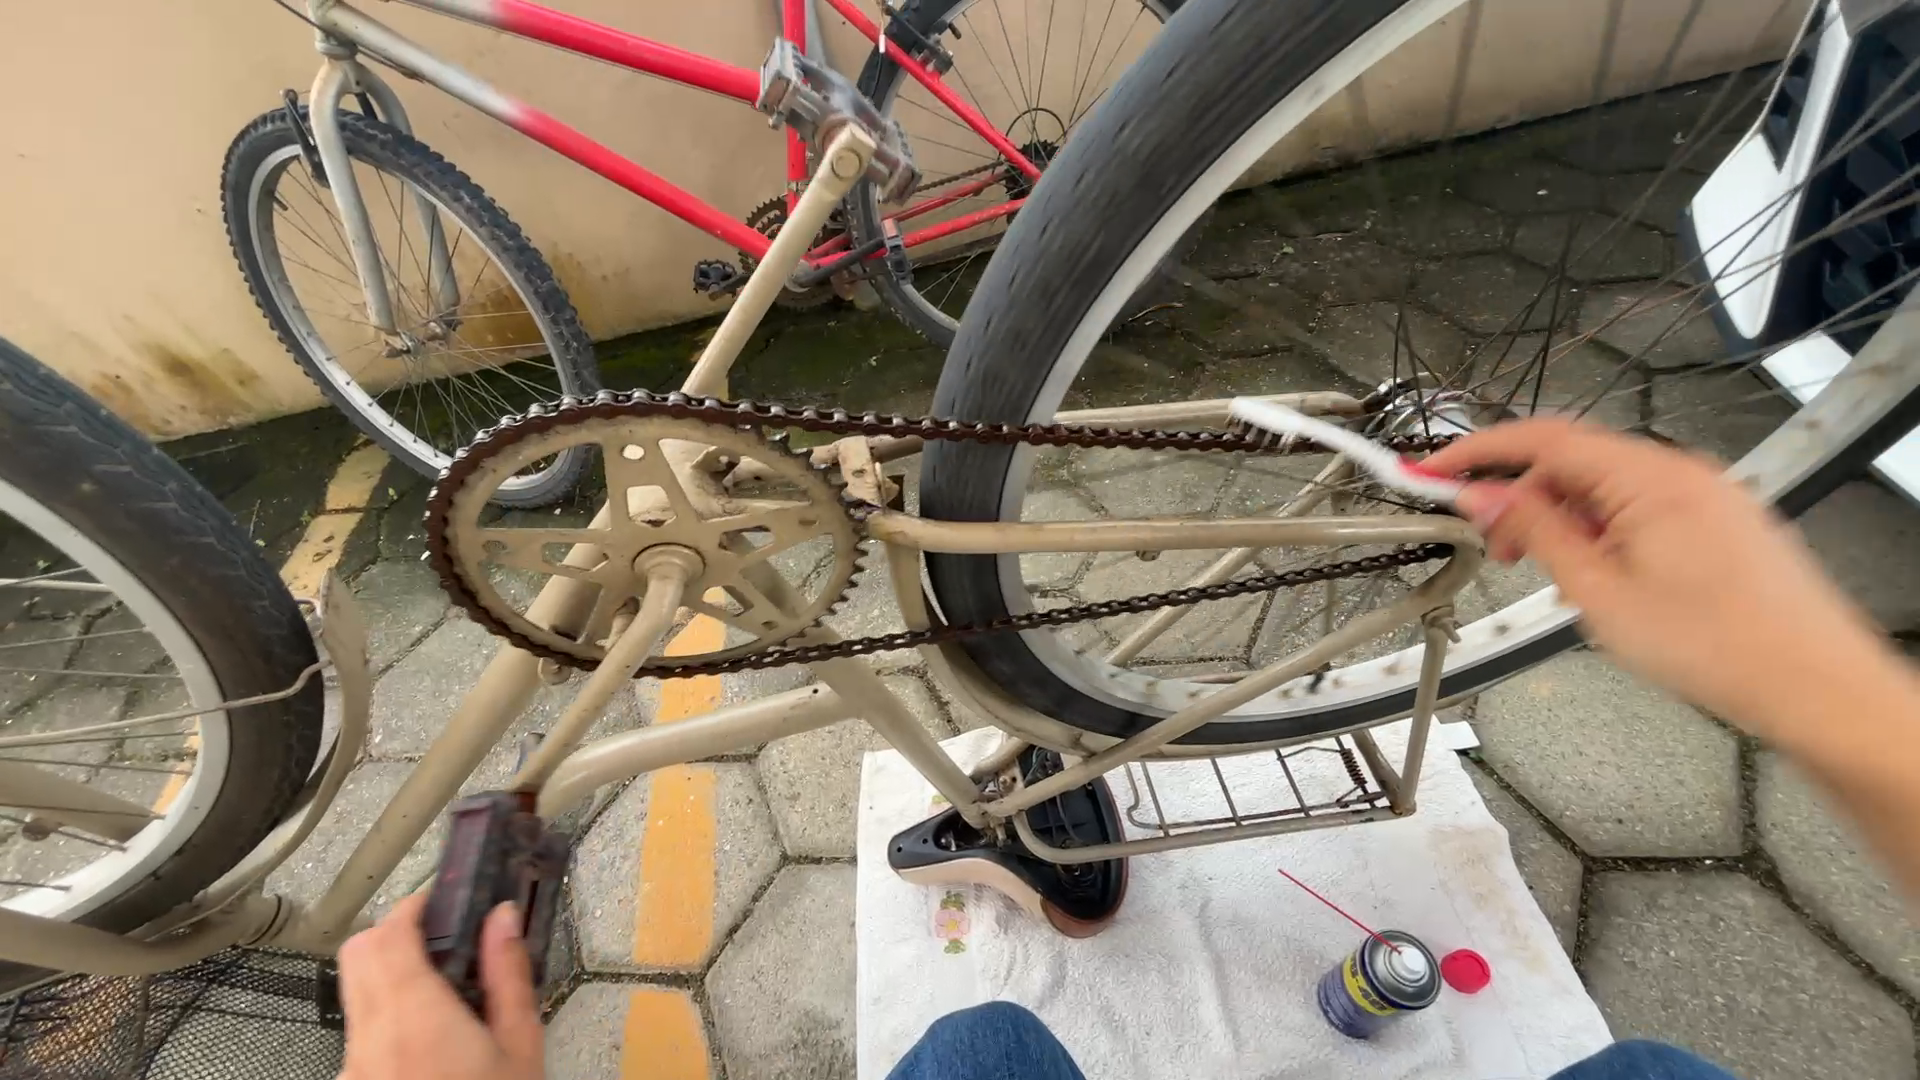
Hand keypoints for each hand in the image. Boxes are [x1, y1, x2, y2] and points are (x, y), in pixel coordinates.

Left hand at [337, 894, 544, 1079]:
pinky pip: (362, 1034)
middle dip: (397, 932)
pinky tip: (435, 1042)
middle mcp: (367, 1041)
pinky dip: (390, 1014)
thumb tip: (502, 915)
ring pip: (357, 995)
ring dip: (395, 975)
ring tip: (452, 992)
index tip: (449, 898)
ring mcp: (349, 1071)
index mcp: (414, 1020)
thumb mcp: (521, 1046)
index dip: (413, 905)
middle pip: (356, 956)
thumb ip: (508, 975)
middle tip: (449, 934)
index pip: (386, 938)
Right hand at [1421, 418, 1894, 736]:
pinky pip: (1630, 505)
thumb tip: (1482, 495)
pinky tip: (1588, 572)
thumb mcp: (1594, 588)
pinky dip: (1591, 529)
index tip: (1430, 470)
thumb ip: (1532, 530)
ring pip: (1597, 487)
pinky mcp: (1712, 519)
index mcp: (1652, 480)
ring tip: (1545, 571)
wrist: (1817, 690)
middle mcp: (1682, 475)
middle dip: (1516, 498)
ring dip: (1554, 519)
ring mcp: (1702, 496)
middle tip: (1489, 545)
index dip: (1475, 452)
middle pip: (1568, 463)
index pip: (1542, 440)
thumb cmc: (1717, 646)